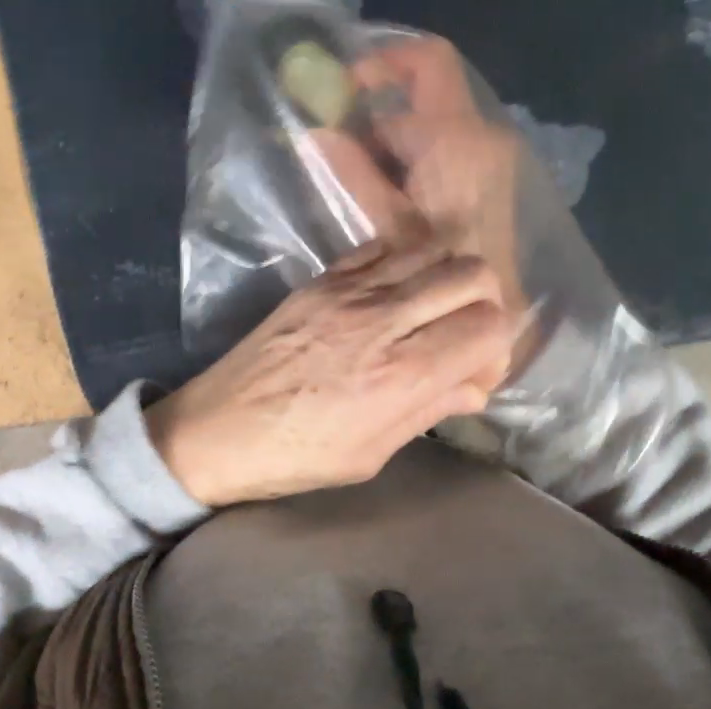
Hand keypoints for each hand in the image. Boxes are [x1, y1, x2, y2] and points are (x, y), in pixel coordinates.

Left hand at [148, 232, 516, 506]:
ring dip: (448, 276)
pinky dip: (405, 260)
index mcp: (400, 377)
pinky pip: (383, 246)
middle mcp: (383, 321)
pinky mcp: (318, 281)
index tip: (477, 372)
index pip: (488, 328)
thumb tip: (473, 388)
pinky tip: (394, 294)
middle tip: (464, 335)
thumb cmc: (292, 459)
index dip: (497, 349)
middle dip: (485, 304)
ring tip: (433, 311)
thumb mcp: (367, 456)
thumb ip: (426, 413)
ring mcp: (348, 292)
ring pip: (433, 249)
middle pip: (472, 274)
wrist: (213, 433)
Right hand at [343, 36, 526, 315]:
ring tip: (364, 175)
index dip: (379, 69)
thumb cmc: (437, 269)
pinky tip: (393, 193)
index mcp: (455, 136)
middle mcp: (482, 132)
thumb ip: (353, 171)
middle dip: (383, 109)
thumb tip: (316, 134)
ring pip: (437, 117)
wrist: (494, 304)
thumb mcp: (385, 222)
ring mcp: (492, 152)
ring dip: (397, 137)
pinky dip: (416, 153)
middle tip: (345, 145)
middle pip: (430, 88)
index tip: (340, 93)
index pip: (420, 67)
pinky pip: (449, 142)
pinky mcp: (493, 174)